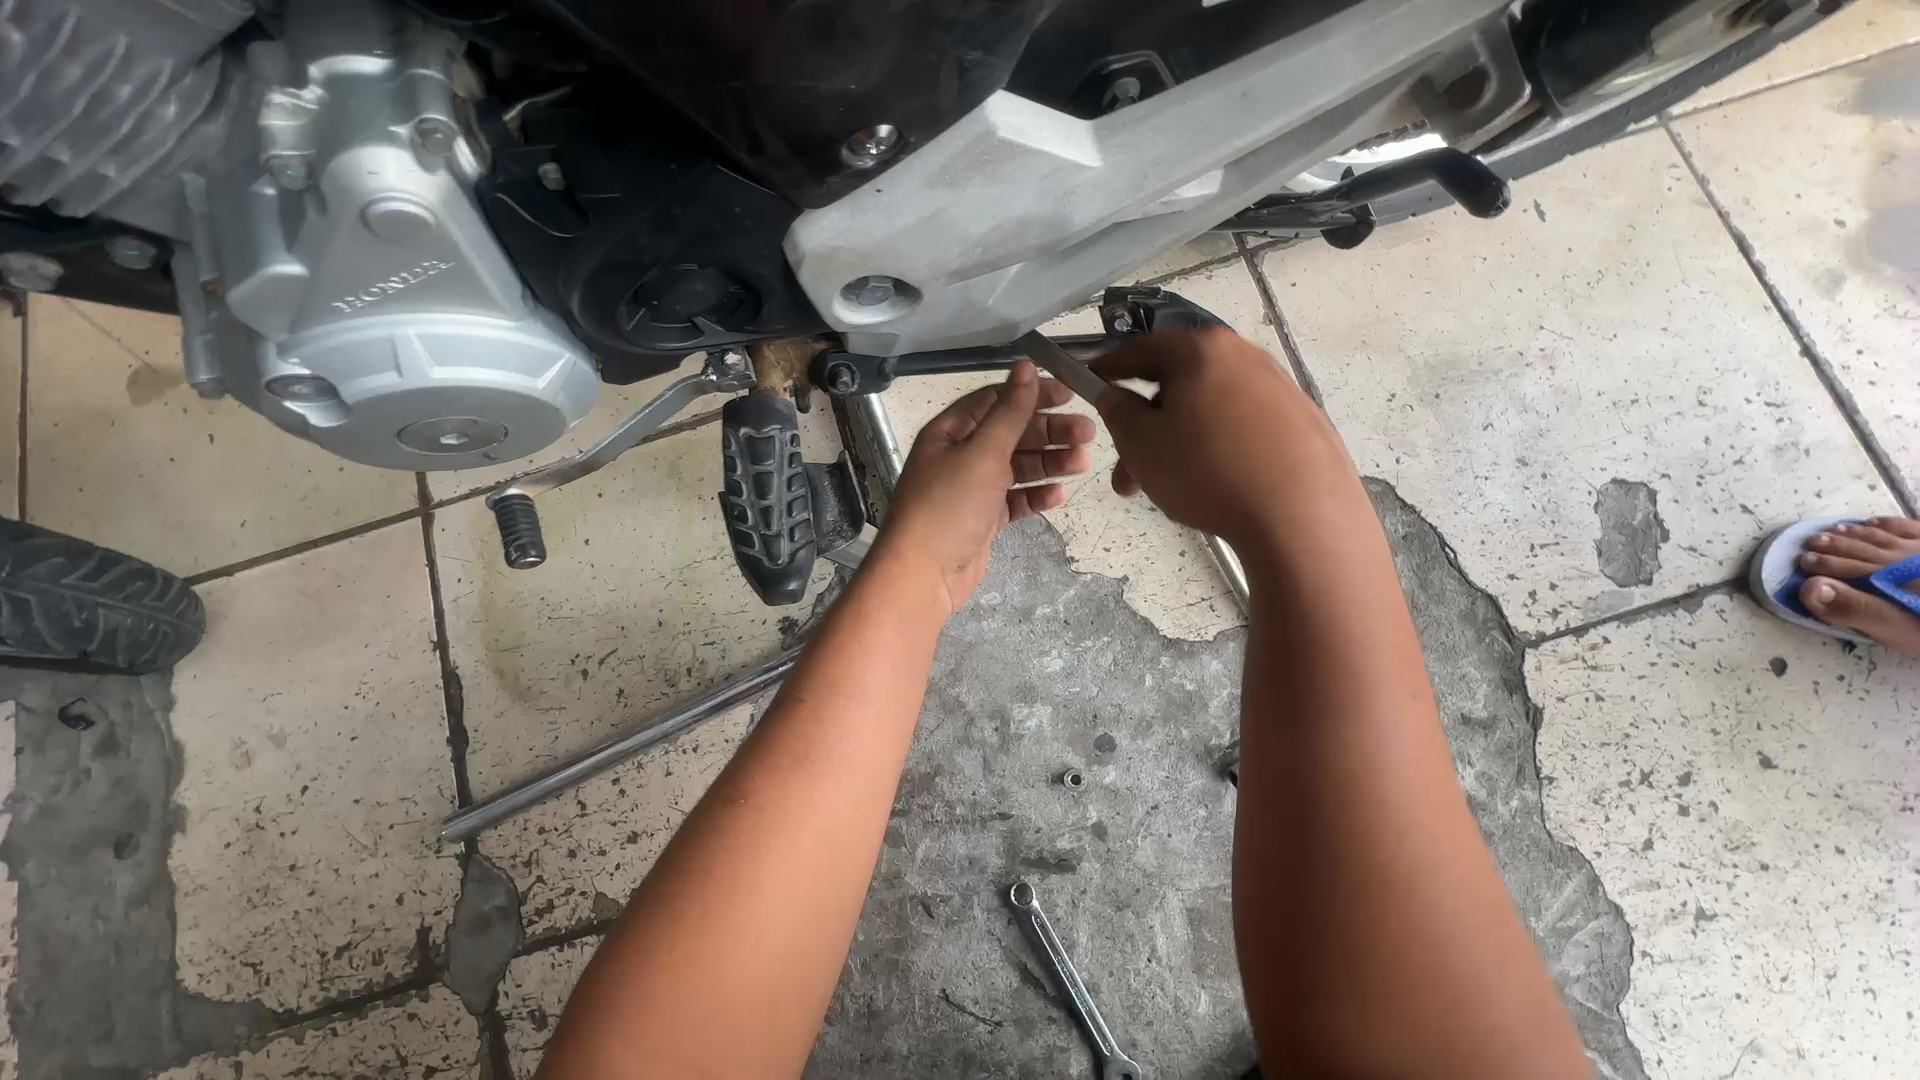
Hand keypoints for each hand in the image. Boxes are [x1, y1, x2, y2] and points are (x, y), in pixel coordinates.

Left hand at [870, 362, 1095, 615]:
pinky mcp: (982, 519)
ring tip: (1082, 462)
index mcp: (950, 431)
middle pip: (1011, 434)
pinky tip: (1059, 494)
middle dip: (1049, 432)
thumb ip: (1009, 411)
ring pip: (1016, 467)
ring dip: (1049, 463)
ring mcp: (971, 489)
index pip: (995, 400)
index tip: (1070, 394)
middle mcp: (959, 456)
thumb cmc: (948, 506)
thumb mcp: (982, 452)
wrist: (923, 575)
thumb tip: (1025, 365)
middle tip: (1088, 433)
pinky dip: (1035, 495)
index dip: (1031, 394)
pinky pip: (1014, 500)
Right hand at [1092, 327, 1364, 549]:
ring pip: (1208, 409)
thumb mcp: (1141, 444)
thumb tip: (1114, 394)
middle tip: (1125, 473)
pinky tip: (1214, 484)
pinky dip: (1216, 446)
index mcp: (1200, 350)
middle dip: (1143, 427)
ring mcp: (1278, 387)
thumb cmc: (1207, 471)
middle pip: (1176, 383)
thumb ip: (1117, 412)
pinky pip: (1242, 425)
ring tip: (1165, 490)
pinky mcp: (1301, 421)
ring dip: (1177, 442)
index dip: (1108, 368)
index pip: (1140, 348)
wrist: (1301, 516)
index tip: (1090, 385)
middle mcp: (1243, 355)